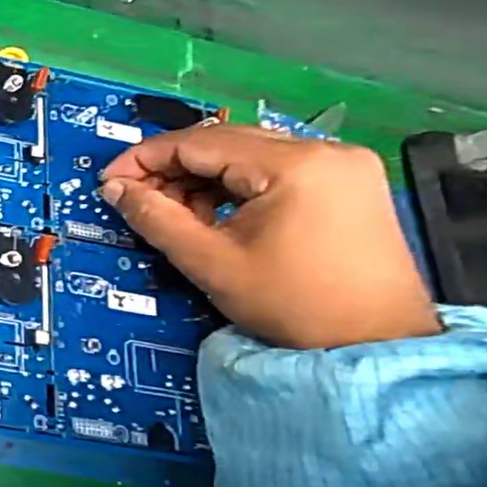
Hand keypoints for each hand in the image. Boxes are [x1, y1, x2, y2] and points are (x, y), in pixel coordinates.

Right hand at [98, 124, 438, 349]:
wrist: (376, 345)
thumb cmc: (293, 305)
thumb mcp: (210, 261)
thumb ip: (155, 217)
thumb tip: (115, 188)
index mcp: (296, 165)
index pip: (199, 142)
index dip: (145, 158)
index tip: (110, 180)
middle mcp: (324, 150)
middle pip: (223, 141)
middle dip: (171, 168)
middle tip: (137, 198)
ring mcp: (341, 164)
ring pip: (245, 153)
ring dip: (200, 176)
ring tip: (176, 212)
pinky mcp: (346, 181)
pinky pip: (271, 167)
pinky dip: (232, 184)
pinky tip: (213, 212)